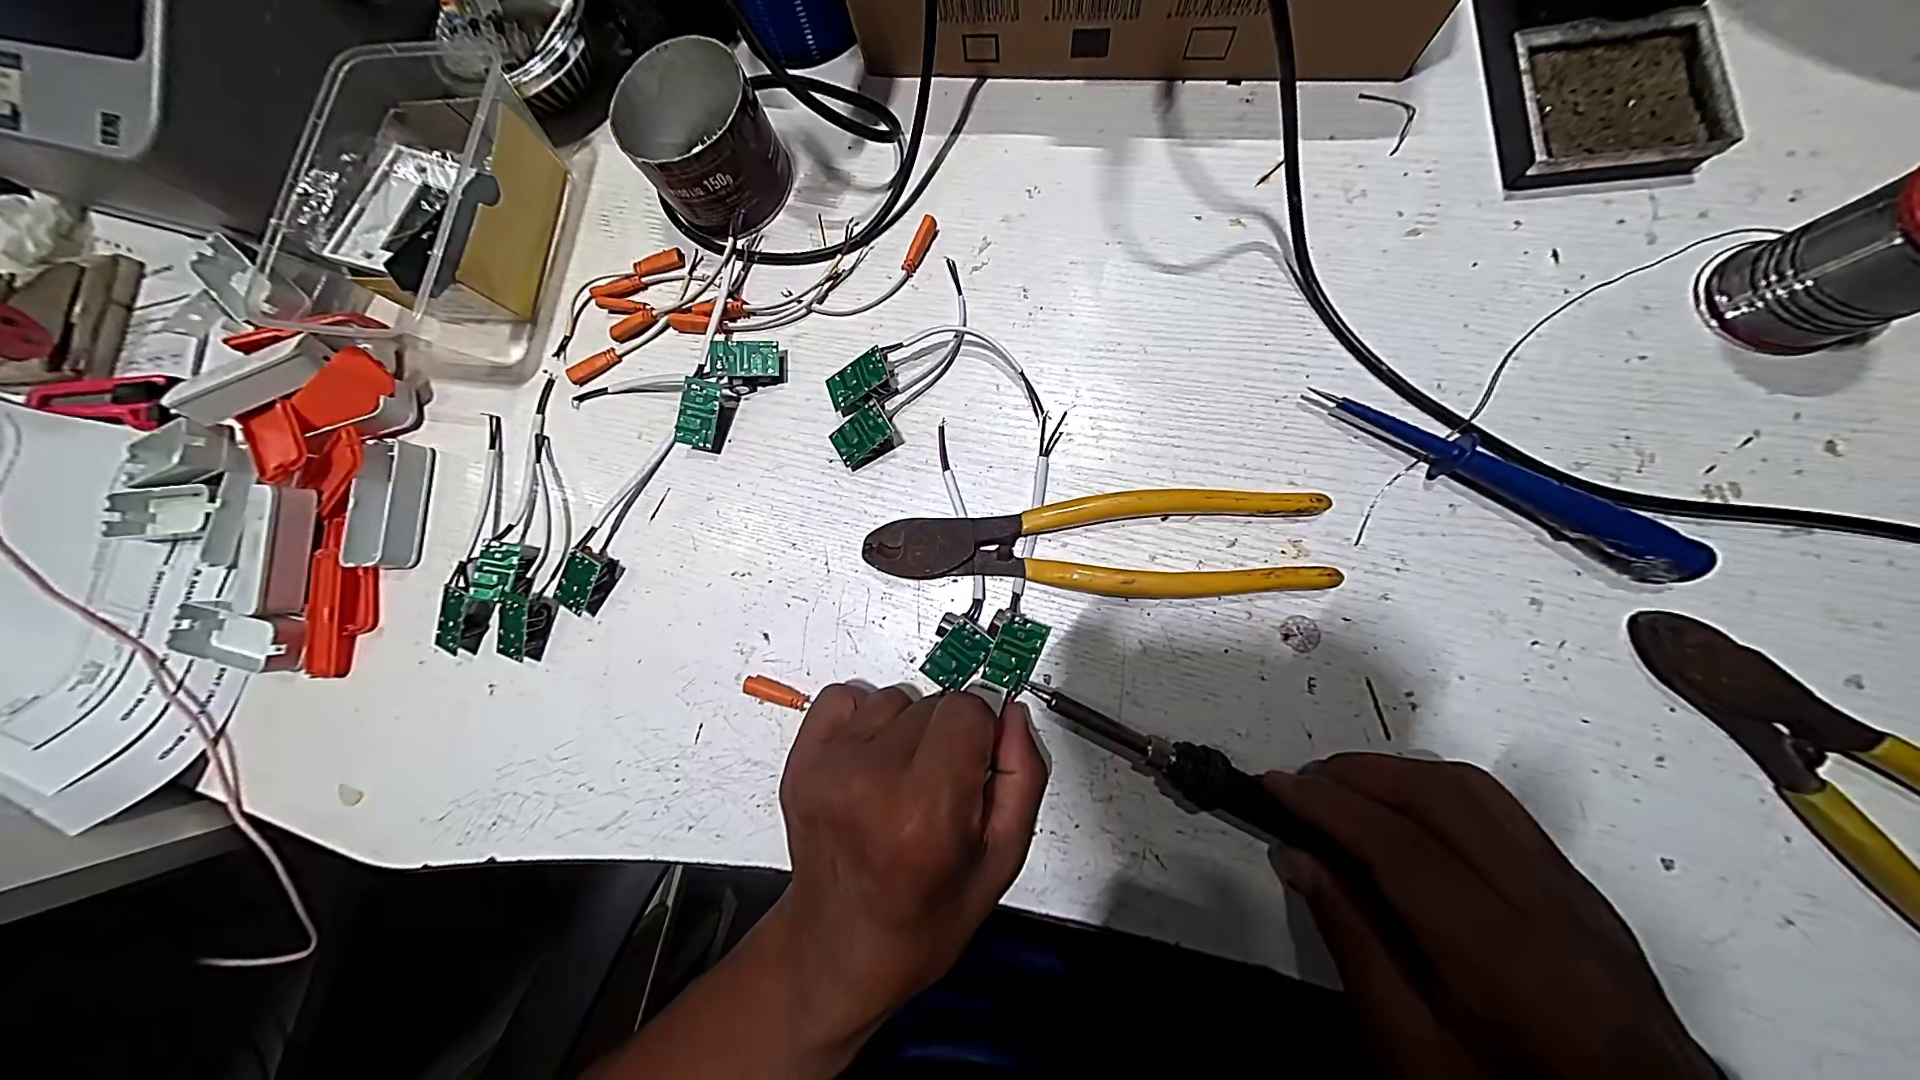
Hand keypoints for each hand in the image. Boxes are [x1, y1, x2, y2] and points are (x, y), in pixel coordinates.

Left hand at [768, 685, 1048, 1046]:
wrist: (842, 944)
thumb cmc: (921, 914)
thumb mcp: (1001, 858)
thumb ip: (1022, 776)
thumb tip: (1012, 716)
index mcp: (927, 812)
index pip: (969, 708)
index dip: (983, 732)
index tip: (978, 759)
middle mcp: (871, 782)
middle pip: (935, 703)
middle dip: (949, 736)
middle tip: (940, 787)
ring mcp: (829, 769)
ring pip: (896, 698)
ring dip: (907, 729)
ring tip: (903, 780)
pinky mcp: (801, 761)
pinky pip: (845, 697)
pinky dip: (863, 719)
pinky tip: (871, 761)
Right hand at [1264, 754, 1718, 1079]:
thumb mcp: (1413, 1051)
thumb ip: (1353, 945)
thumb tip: (1301, 861)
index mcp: (1515, 969)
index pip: (1402, 846)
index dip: (1327, 806)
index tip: (1276, 787)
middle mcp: (1560, 919)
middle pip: (1444, 797)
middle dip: (1357, 774)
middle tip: (1301, 786)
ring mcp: (1580, 900)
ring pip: (1477, 790)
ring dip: (1394, 774)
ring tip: (1341, 790)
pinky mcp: (1582, 895)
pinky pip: (1500, 810)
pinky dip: (1433, 791)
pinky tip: (1399, 811)